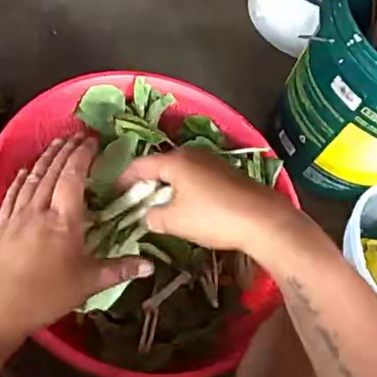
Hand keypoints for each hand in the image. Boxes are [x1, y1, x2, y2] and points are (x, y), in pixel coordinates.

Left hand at [0, 136, 153, 342]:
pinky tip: (25, 172)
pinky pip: (12, 195)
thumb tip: (151, 266)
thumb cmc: (44, 297)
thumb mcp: (88, 284)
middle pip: (52, 172)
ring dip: (45, 159)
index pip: (74, 177)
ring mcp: (17, 218)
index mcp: (64, 220)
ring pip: (32, 179)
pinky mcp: (1, 227)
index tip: (93, 141)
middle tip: (78, 135)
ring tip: (56, 143)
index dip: (83, 156)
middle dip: (66, 150)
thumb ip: (119, 270)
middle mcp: (39, 211)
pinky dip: (21, 179)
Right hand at [118, 147, 306, 256]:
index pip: (139, 164)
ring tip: (160, 206)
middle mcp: (194, 154)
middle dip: (147, 182)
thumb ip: (152, 216)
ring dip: (169, 187)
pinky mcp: (229, 174)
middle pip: (162, 165)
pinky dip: (188, 189)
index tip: (112, 192)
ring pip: (182, 172)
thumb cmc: (214, 217)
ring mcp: (214, 162)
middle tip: (135, 201)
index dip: (123, 178)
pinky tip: (189, 207)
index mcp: (175, 160)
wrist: (263, 220)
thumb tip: (148, 214)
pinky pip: (199, 178)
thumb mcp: (173, 221)